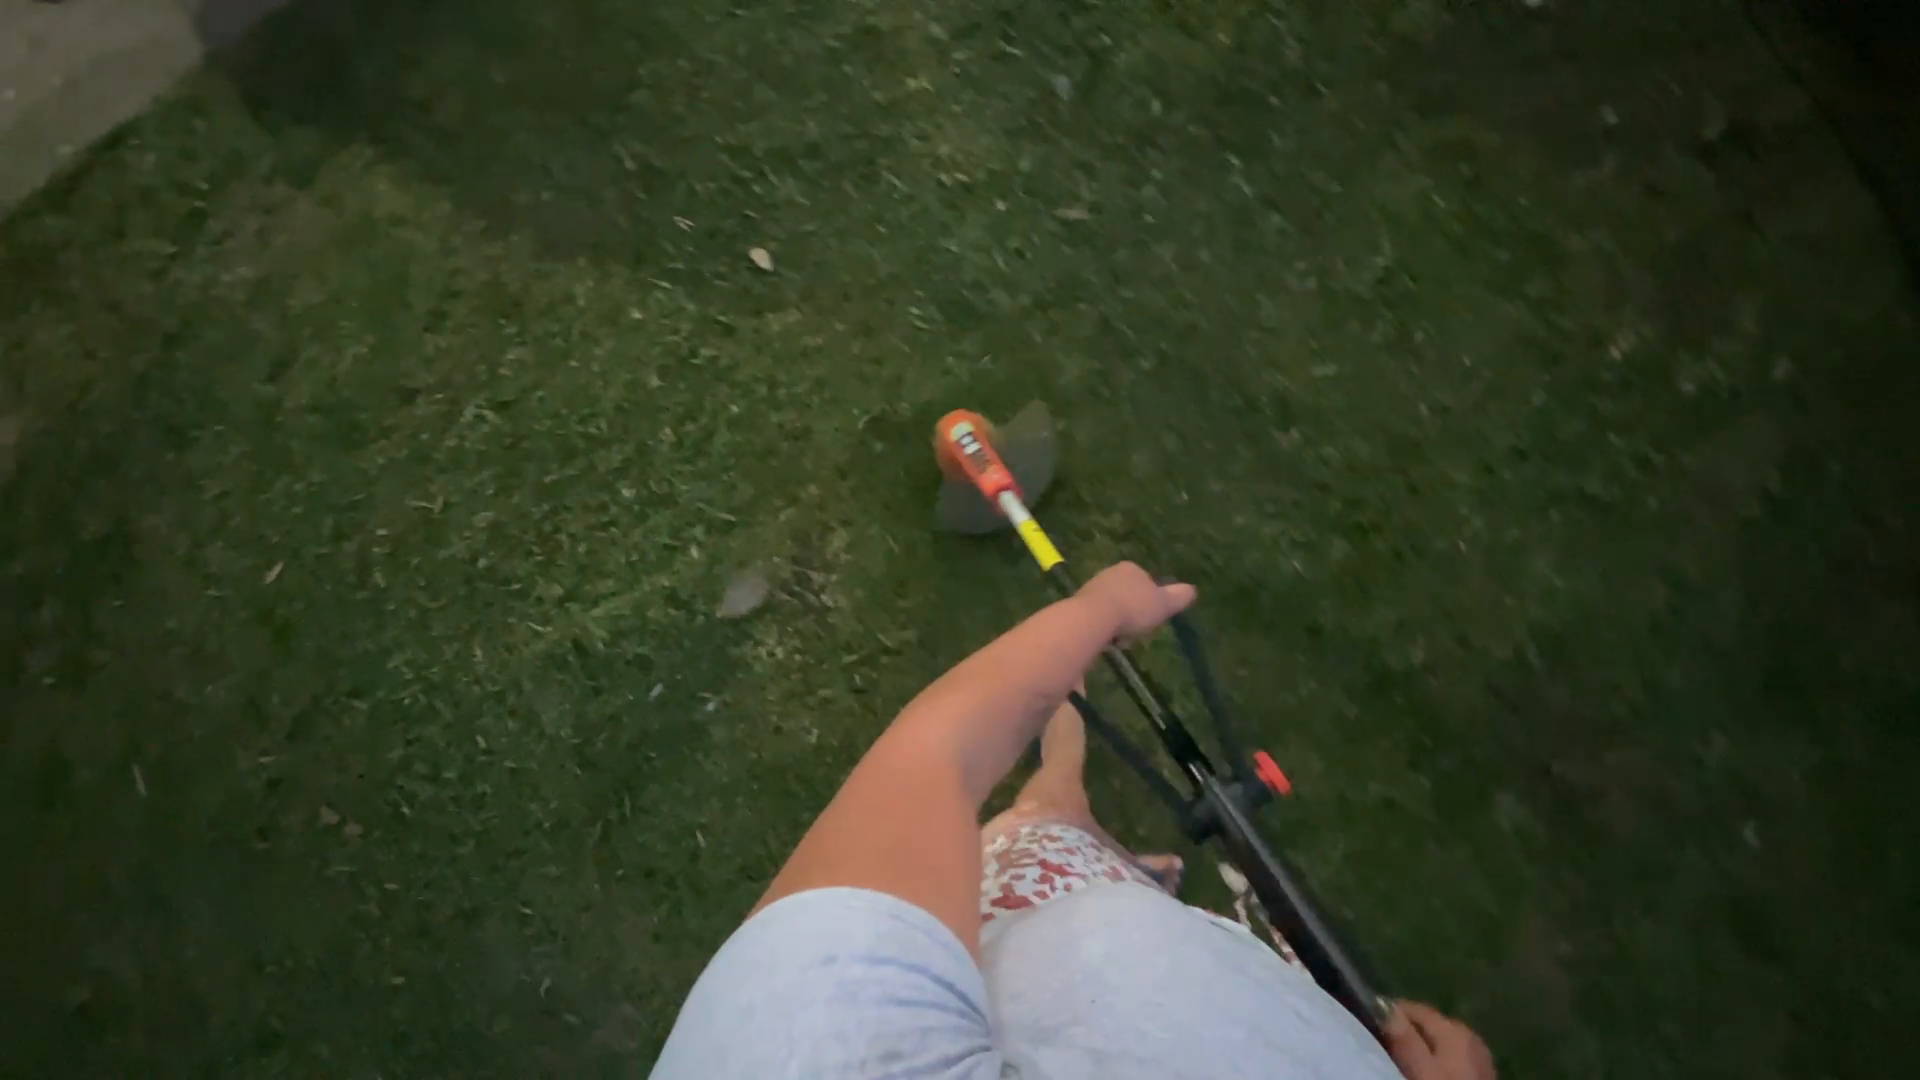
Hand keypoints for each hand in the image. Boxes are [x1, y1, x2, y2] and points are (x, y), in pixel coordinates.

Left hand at [1074, 562, 1195, 640]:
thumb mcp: (1162, 604)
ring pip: (1112, 610)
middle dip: (1132, 616)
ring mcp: (1091, 588)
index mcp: (1130, 569)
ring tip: (1119, 640)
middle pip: (1127, 598)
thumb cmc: (1133, 608)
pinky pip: (1097, 620)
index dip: (1151, 603)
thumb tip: (1192, 590)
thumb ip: (1177, 597)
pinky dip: (1103, 631)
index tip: (1151, 618)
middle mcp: (1109, 573)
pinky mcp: (1077, 605)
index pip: (1146, 584)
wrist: (1093, 617)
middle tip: (1134, 632)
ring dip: (1117, 626)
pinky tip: (1104, 641)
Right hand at [1384, 1001, 1495, 1079]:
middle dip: (1406, 1034)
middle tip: (1387, 1051)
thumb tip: (1385, 1007)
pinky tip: (1428, 1076)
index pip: (1412, 1008)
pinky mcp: (1481, 1075)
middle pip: (1426, 1025)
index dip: (1389, 1016)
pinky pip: (1450, 1058)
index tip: (1372, 1031)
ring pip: (1437, 1042)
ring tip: (1405, 1066)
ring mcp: (1478, 1056)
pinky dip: (1436, 1063)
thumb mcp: (1421, 1071)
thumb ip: (1404, 1038)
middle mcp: (1469, 1035)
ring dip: (1420, 1050)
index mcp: (1454, 1028)